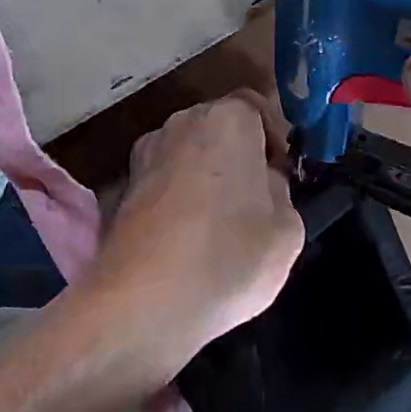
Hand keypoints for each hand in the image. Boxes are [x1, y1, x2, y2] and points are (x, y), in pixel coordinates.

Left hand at [89, 92, 303, 355]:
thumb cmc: (228, 258)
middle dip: (239, 154)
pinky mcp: (122, 187)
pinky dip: (177, 198)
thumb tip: (262, 185)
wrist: (141, 305)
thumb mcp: (288, 229)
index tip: (282, 175)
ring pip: (189, 153)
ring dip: (205, 175)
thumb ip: (281, 191)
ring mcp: (146, 153)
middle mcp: (183, 121)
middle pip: (220, 127)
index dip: (274, 139)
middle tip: (255, 199)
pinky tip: (185, 238)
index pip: (258, 106)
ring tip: (217, 223)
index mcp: (229, 119)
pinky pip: (164, 180)